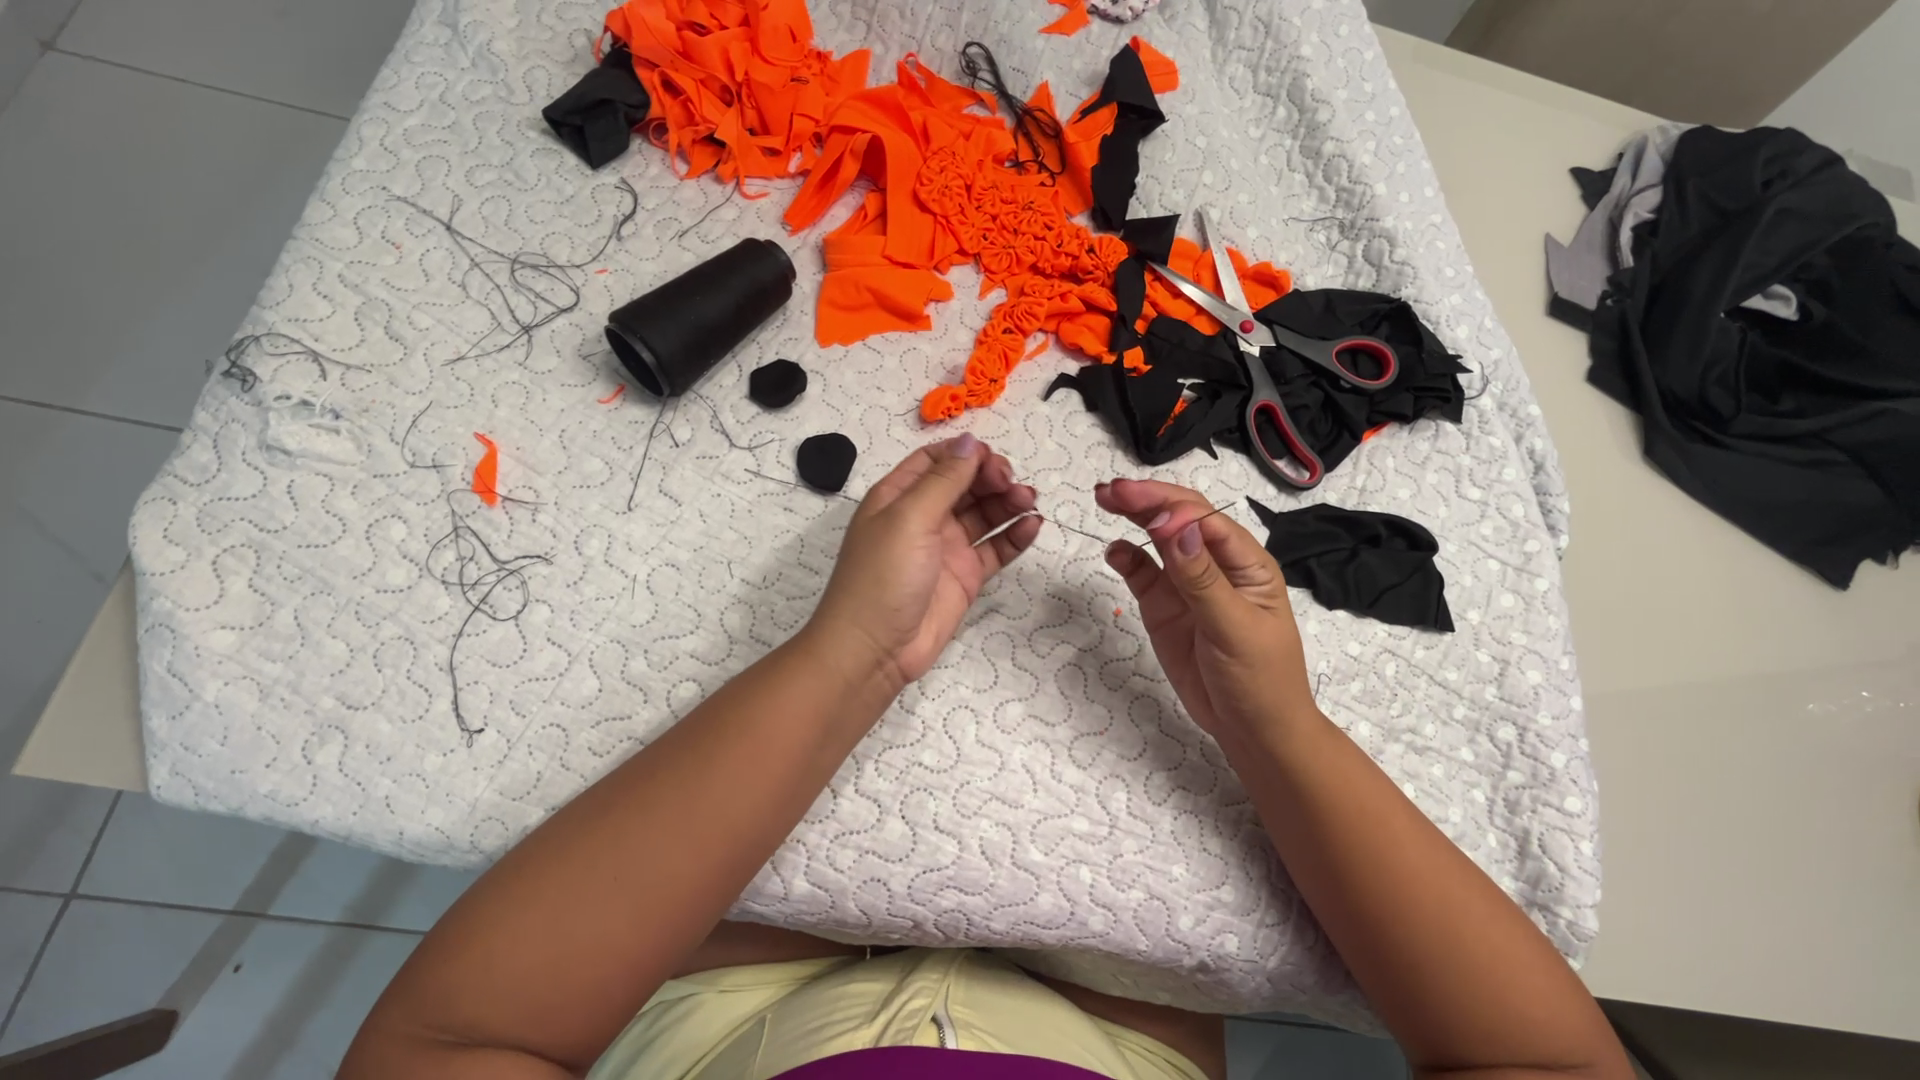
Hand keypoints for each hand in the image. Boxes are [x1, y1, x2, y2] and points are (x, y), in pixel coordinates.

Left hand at [809, 434, 1041, 691]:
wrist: (874, 650)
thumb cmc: (882, 577)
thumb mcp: (909, 519)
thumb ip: (943, 480)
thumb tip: (970, 441)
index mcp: (898, 496)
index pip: (936, 460)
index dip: (965, 454)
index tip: (991, 461)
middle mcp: (923, 517)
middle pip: (965, 483)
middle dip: (991, 477)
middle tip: (1013, 484)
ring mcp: (946, 547)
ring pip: (984, 513)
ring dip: (1008, 502)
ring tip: (1029, 502)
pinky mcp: (965, 576)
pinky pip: (996, 548)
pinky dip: (1015, 535)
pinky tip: (1033, 526)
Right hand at [1096, 478, 1316, 741]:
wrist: (1252, 730)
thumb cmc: (1259, 678)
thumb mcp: (1234, 628)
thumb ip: (1201, 579)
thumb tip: (1176, 527)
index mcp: (1246, 562)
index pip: (1205, 520)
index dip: (1171, 507)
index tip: (1137, 505)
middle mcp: (1215, 564)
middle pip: (1179, 520)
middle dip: (1147, 500)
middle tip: (1108, 490)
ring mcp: (1187, 585)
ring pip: (1158, 540)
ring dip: (1133, 519)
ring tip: (1103, 500)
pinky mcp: (1165, 608)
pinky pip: (1143, 574)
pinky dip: (1127, 559)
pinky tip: (1113, 551)